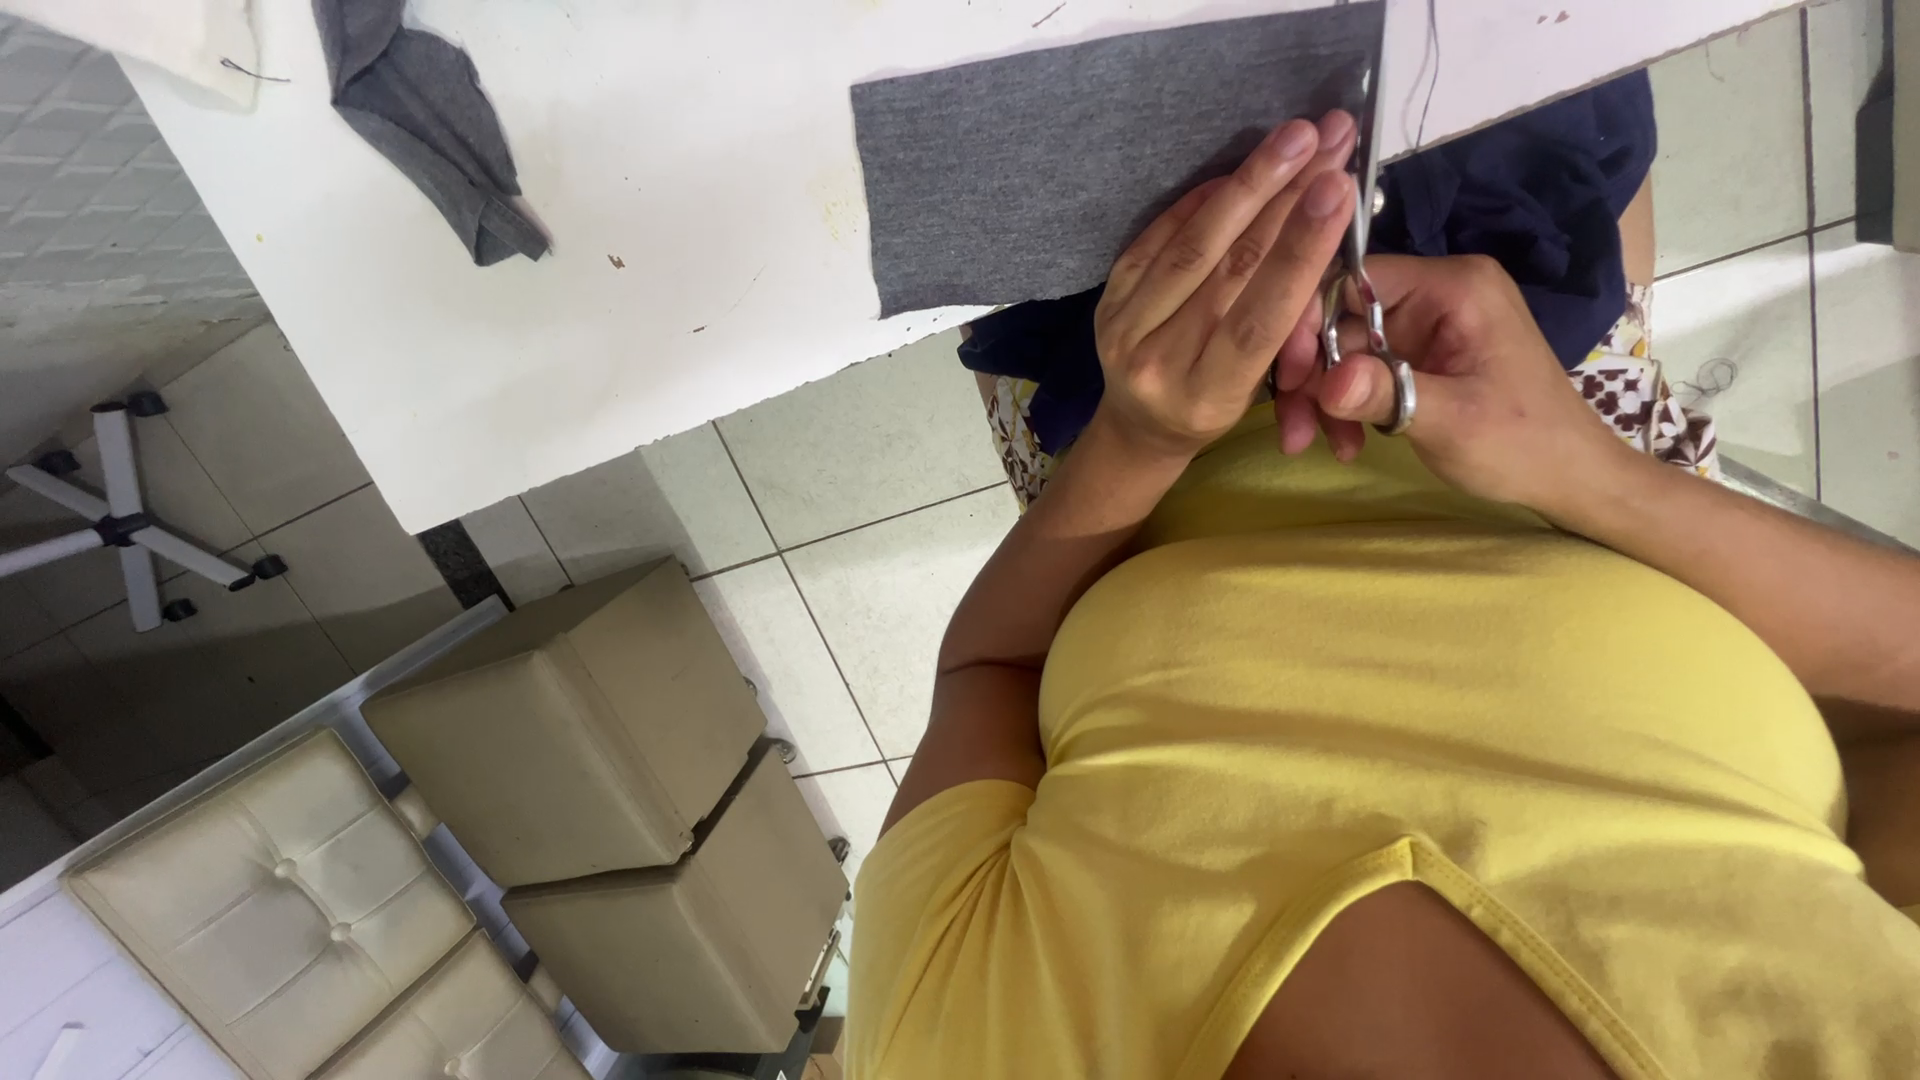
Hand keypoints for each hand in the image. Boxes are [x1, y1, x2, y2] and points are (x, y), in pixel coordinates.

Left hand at [1091, 112, 1357, 460]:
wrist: (1139, 425)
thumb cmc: (1211, 407)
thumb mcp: (1254, 387)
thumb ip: (1284, 325)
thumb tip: (1316, 237)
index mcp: (1205, 395)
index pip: (1258, 318)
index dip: (1298, 252)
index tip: (1337, 187)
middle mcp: (1156, 364)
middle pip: (1226, 270)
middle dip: (1283, 197)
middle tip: (1329, 137)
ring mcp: (1123, 331)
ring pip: (1191, 246)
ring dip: (1248, 183)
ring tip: (1294, 135)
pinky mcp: (1106, 301)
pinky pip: (1157, 237)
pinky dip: (1200, 200)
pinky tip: (1239, 168)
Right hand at [1280, 253, 1636, 515]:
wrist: (1566, 477)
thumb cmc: (1523, 443)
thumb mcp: (1452, 421)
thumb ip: (1387, 394)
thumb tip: (1325, 383)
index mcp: (1451, 289)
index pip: (1351, 281)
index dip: (1307, 324)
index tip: (1288, 378)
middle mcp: (1431, 296)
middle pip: (1336, 323)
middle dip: (1309, 378)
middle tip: (1294, 432)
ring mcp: (1419, 328)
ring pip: (1337, 353)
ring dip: (1319, 401)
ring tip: (1314, 446)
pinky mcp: (1410, 358)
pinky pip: (1353, 373)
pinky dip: (1338, 409)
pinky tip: (1345, 443)